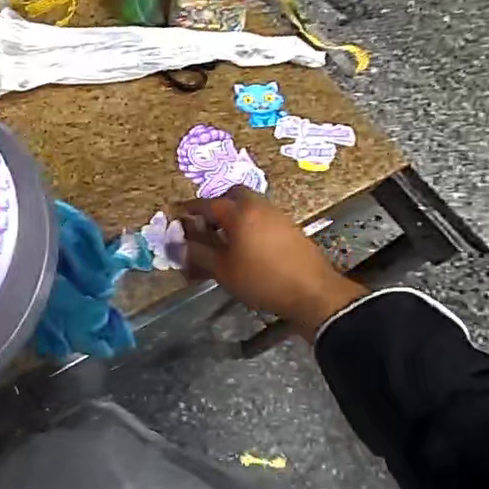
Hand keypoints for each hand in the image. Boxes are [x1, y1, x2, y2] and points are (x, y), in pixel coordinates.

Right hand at [173, 187, 365, 338]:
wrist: (313, 292)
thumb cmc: (262, 280)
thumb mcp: (223, 270)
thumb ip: (198, 253)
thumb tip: (179, 244)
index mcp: (239, 213)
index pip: (206, 204)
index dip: (187, 210)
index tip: (175, 215)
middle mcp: (258, 207)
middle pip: (232, 195)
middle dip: (215, 206)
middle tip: (204, 226)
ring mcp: (277, 215)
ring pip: (249, 205)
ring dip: (233, 215)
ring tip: (222, 240)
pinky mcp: (289, 228)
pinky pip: (262, 217)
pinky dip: (248, 224)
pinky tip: (245, 247)